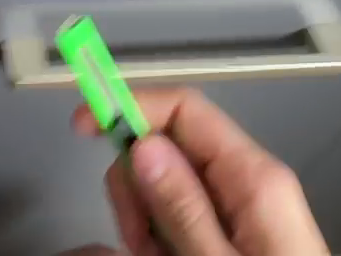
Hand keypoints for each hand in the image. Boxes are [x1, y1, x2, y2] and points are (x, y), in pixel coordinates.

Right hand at [74, 89, 328, 255]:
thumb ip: (183, 208)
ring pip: (165, 178)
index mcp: (255, 178)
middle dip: (134, 182)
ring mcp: (241, 203)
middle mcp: (249, 179)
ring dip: (143, 214)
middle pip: (165, 143)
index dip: (129, 104)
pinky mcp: (233, 228)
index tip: (86, 123)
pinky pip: (179, 209)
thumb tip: (143, 146)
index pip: (183, 106)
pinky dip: (159, 230)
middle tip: (133, 235)